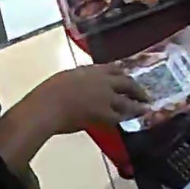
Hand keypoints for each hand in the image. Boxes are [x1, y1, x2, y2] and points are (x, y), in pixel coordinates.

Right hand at [24, 63, 150, 133]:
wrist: (44, 109)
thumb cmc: (45, 95)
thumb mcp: (62, 80)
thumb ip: (77, 80)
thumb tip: (83, 86)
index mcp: (88, 71)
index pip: (112, 68)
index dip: (121, 73)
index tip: (126, 76)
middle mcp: (101, 81)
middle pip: (126, 82)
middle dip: (136, 89)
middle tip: (143, 94)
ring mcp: (105, 98)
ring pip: (127, 101)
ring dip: (137, 105)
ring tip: (144, 108)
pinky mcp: (104, 114)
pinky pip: (118, 116)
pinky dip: (124, 118)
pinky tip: (128, 120)